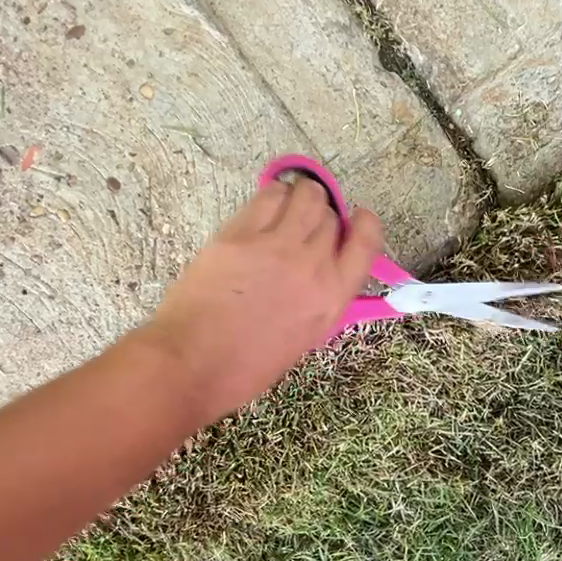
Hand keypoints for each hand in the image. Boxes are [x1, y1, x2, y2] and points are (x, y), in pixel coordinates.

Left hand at [140, 179, 382, 420]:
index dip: (363, 224)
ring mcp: (276, 245)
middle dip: (322, 218)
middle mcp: (313, 266)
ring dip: (300, 198)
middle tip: (302, 228)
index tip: (354, 221)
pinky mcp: (240, 233)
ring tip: (285, 212)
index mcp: (333, 298)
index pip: (367, 241)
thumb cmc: (249, 365)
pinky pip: (268, 196)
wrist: (195, 363)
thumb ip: (320, 297)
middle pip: (331, 216)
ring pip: (305, 195)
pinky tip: (262, 211)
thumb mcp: (305, 336)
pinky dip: (272, 198)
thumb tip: (321, 270)